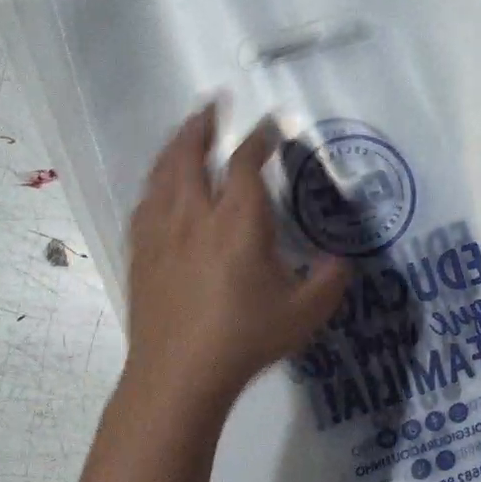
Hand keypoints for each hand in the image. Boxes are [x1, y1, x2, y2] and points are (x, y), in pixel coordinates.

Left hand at [123, 105, 349, 407]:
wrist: (178, 375)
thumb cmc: (247, 339)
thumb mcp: (307, 312)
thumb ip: (331, 279)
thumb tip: (340, 258)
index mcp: (238, 224)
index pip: (244, 164)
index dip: (259, 138)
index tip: (272, 124)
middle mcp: (195, 217)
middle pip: (189, 155)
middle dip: (202, 126)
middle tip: (213, 105)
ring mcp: (161, 234)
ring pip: (162, 175)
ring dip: (175, 146)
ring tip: (186, 133)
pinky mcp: (141, 254)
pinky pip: (145, 203)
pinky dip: (157, 182)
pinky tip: (161, 187)